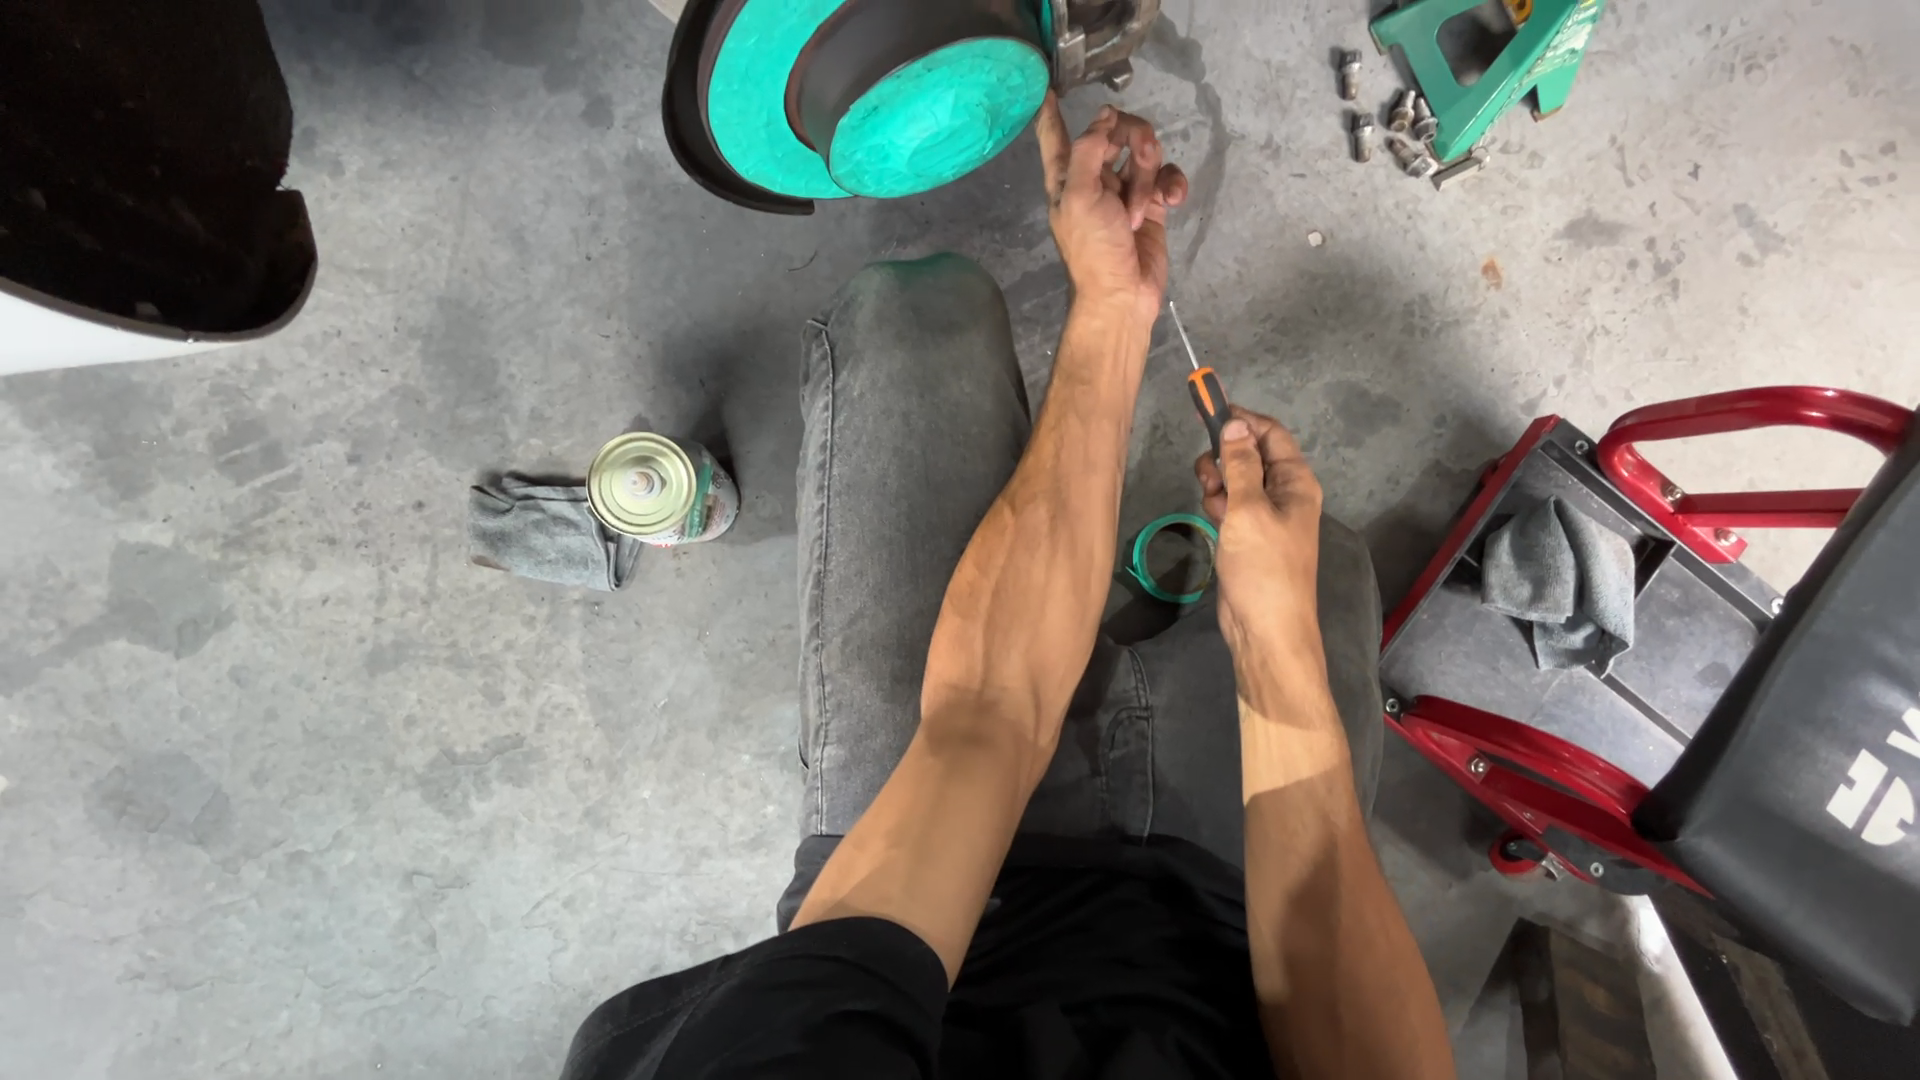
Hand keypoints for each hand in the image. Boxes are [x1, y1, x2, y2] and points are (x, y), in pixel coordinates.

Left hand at [1036, 93, 1187, 322]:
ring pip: (1143, 153)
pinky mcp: (1150, 205)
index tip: (1050, 89)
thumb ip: (1088, 150)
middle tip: (1140, 155)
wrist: (1122, 294)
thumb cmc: (1093, 249)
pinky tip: (1173, 201)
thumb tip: (1105, 118)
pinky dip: (1172, 184)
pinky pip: (1166, 177)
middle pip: (1113, 131)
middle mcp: (1093, 180)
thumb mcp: (1079, 196)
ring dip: (1149, 173)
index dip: (1051, 112)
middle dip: (1131, 137)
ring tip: (1142, 209)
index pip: (1054, 136)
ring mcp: (1123, 192)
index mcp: (1065, 178)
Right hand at [1195, 406, 1324, 663]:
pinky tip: (1212, 520)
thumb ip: (1239, 464)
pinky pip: (1231, 505)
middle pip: (1250, 454)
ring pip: (1236, 480)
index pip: (1270, 433)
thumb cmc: (1263, 566)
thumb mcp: (1248, 509)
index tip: (1206, 413)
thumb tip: (1235, 424)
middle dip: (1224, 457)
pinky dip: (1218, 506)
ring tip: (1211, 504)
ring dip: (1218, 483)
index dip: (1242, 420)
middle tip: (1207, 476)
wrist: (1265, 627)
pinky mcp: (1248, 535)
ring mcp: (1266, 516)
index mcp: (1296, 481)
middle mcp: (1284, 494)